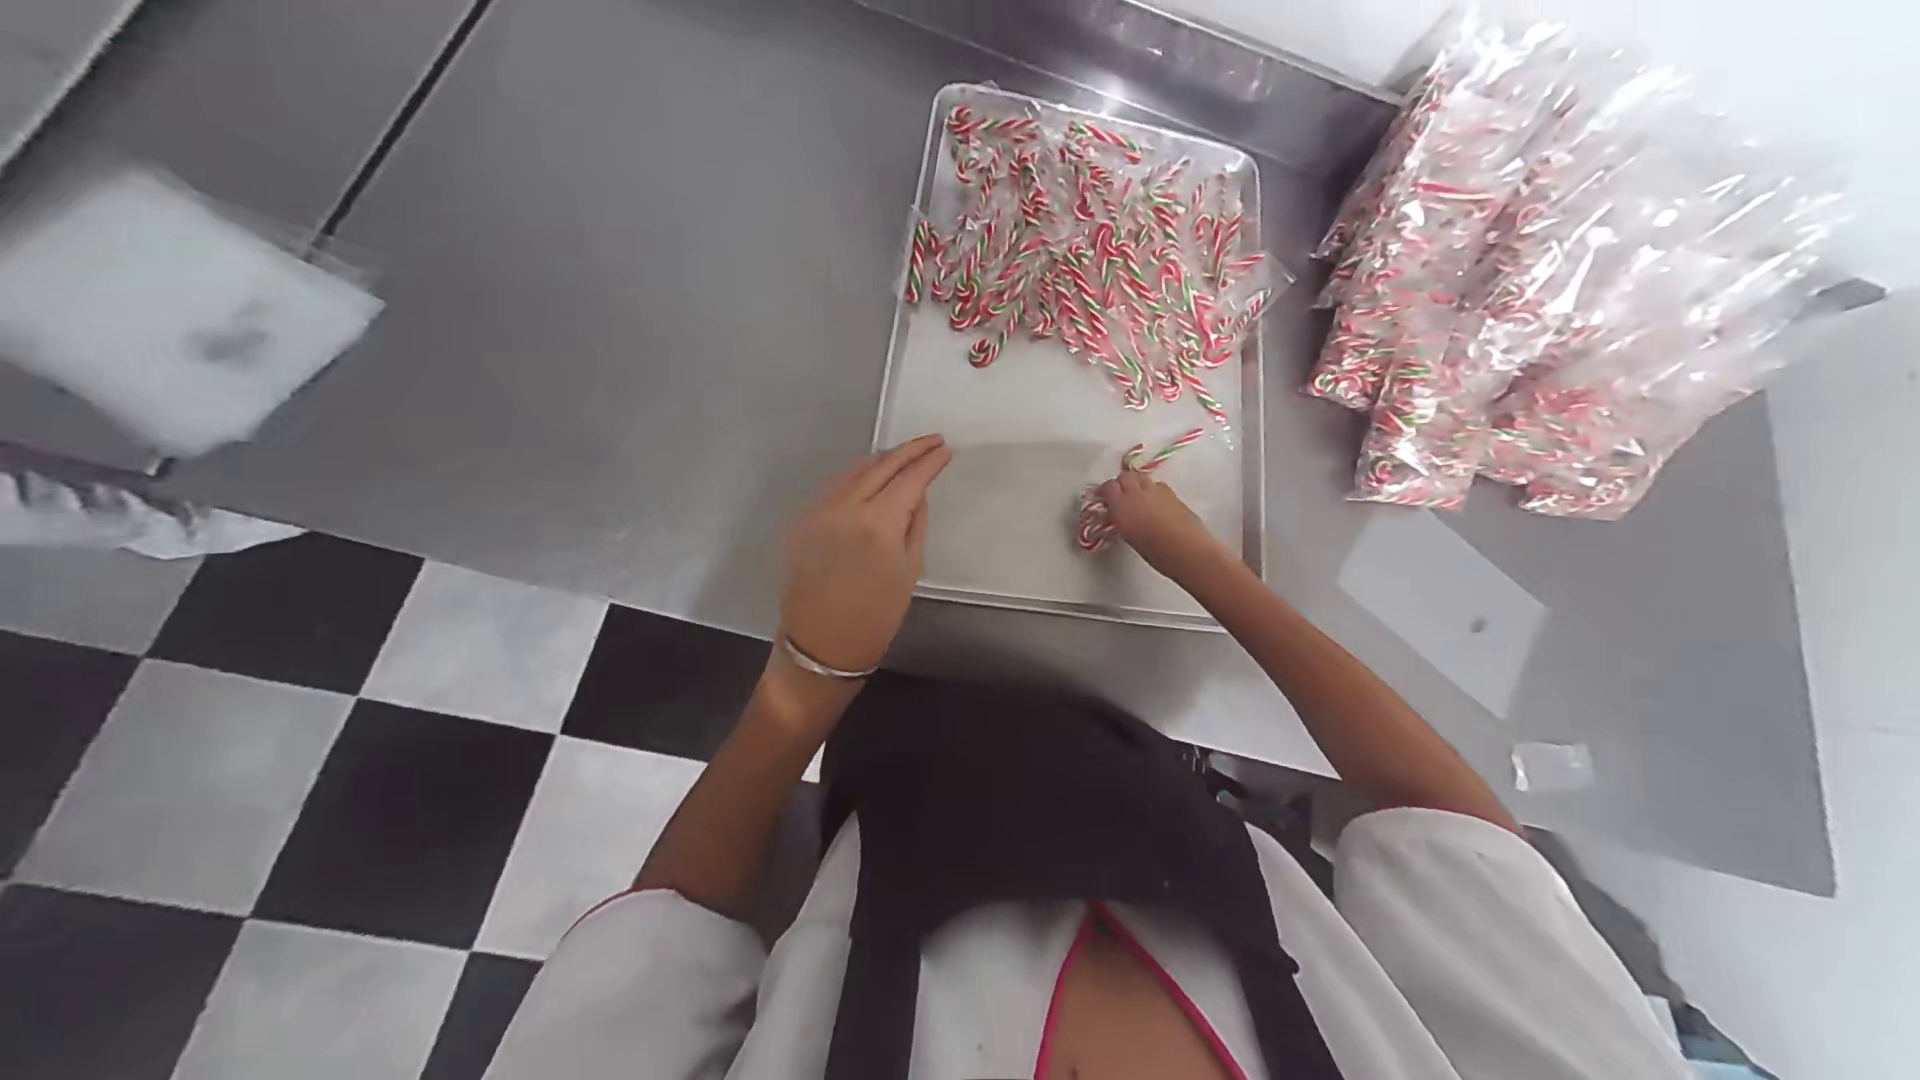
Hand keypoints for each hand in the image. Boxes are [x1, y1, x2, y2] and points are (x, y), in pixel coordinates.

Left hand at [779, 434, 951, 674]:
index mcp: (879, 525)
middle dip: (909, 451)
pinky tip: (869, 474)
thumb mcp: (909, 571)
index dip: (929, 461)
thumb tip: (917, 492)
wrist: (821, 645)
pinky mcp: (802, 520)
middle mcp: (845, 509)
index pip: (910, 479)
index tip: (945, 449)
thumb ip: (914, 523)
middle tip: (931, 441)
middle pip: (881, 466)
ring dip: (881, 459)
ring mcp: (818, 512)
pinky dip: (855, 474)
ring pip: (854, 471)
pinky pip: (833, 487)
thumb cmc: (875, 617)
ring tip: (904, 454)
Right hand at [1096, 469, 1231, 582]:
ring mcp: (1157, 490)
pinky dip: (1153, 490)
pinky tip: (1156, 503)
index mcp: (1121, 504)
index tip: (1104, 498)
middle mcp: (1137, 492)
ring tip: (1138, 497)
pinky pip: (1158, 485)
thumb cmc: (1154, 550)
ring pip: (1142, 477)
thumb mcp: (1128, 535)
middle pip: (1125, 476)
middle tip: (1121, 495)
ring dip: (1137, 483)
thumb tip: (1119, 513)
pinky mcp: (1173, 493)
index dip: (1105, 491)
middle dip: (1121, 483)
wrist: (1186, 549)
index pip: (1108, 486)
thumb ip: (1121, 518)